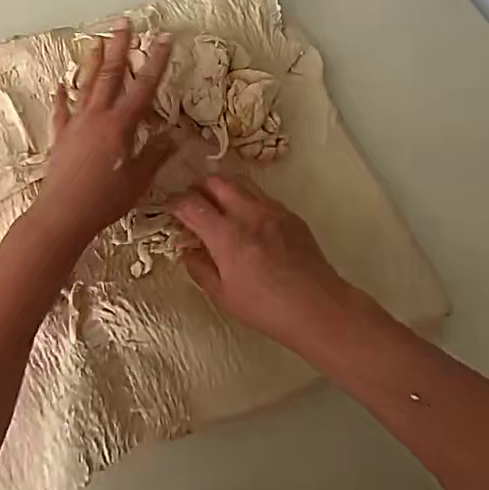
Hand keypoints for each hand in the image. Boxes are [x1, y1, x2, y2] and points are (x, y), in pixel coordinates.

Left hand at [25, 18, 176, 249]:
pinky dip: (62, 96)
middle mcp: (96, 117)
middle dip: (119, 47)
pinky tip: (60, 83)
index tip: (163, 38)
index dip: (155, 61)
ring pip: (86, 86)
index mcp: (120, 125)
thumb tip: (176, 134)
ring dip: (92, 62)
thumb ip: (156, 154)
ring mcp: (76, 124)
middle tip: (124, 23)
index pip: (143, 87)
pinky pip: (61, 110)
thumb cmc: (105, 200)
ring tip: (96, 40)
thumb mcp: (139, 180)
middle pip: (110, 75)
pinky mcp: (60, 136)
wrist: (63, 213)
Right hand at [169, 174, 396, 353]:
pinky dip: (244, 197)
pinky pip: (259, 194)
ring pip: (237, 180)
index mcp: (226, 235)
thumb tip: (186, 250)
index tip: (168, 207)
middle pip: (213, 180)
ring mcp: (270, 209)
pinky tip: (245, 218)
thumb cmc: (267, 309)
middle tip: (191, 201)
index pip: (190, 203)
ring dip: (220, 187)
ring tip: (216, 203)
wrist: (320, 309)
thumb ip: (199, 268)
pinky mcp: (288, 213)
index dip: (173, 202)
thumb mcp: (223, 295)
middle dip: (196, 186)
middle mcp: (246, 213)